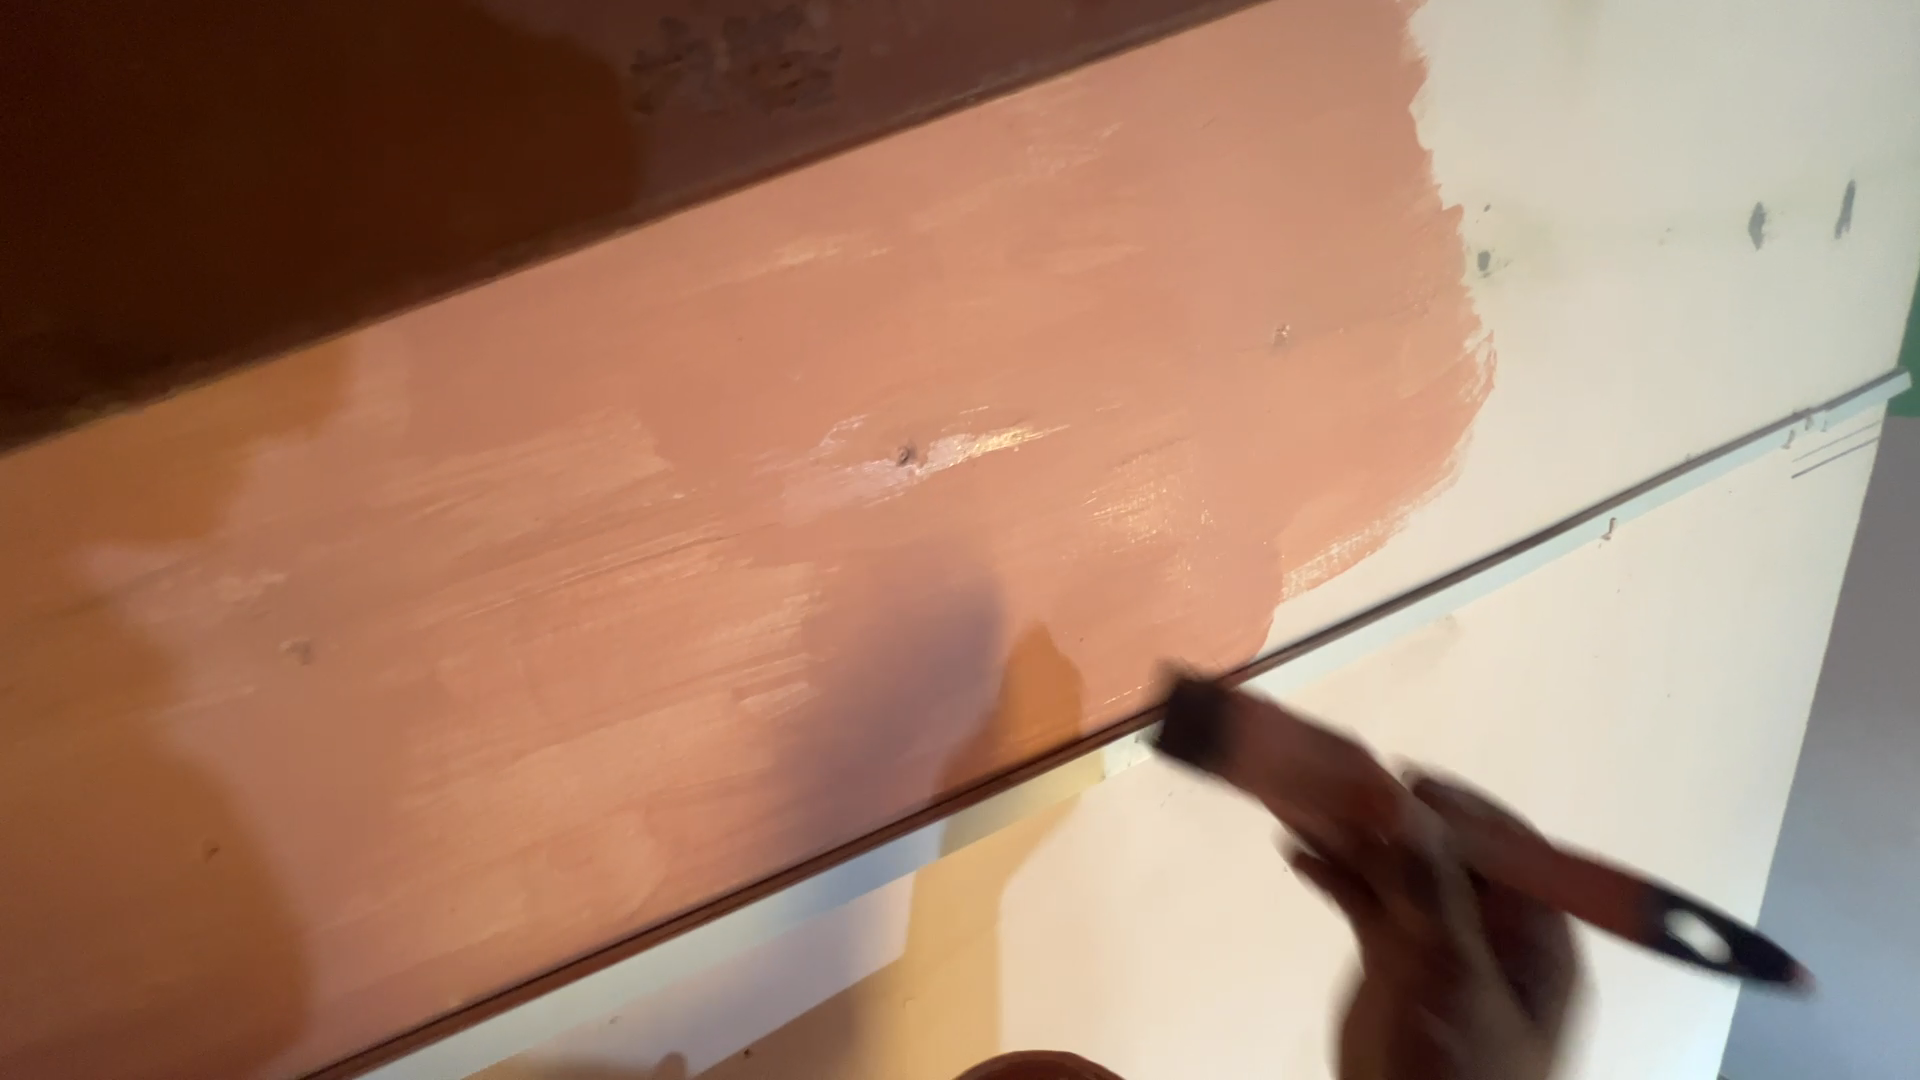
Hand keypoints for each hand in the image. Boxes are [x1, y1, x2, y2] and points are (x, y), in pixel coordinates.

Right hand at [1287, 774, 1577, 1079]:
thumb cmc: (1455, 1063)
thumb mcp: (1451, 972)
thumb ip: (1432, 887)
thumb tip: (1410, 805)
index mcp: (1530, 937)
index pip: (1511, 851)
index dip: (1463, 810)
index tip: (1406, 782)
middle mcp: (1486, 928)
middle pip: (1440, 853)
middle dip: (1389, 820)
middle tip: (1334, 789)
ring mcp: (1435, 939)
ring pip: (1394, 871)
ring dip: (1351, 840)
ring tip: (1301, 810)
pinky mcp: (1391, 952)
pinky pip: (1363, 897)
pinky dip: (1333, 874)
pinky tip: (1296, 854)